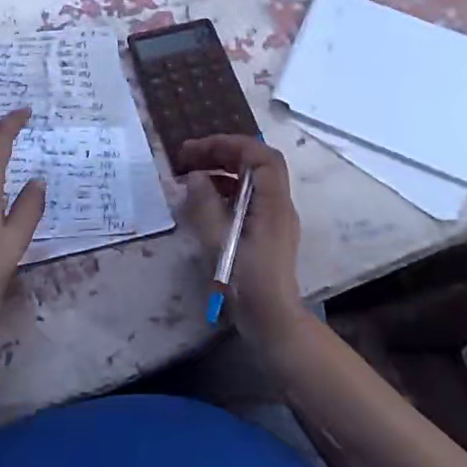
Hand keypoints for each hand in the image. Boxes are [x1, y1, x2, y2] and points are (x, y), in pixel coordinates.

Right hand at [179, 135, 309, 342]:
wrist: (272, 322)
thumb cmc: (246, 282)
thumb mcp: (218, 241)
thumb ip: (204, 204)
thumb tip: (194, 177)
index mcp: (273, 203)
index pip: (260, 156)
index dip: (230, 144)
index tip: (198, 149)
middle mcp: (278, 205)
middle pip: (255, 164)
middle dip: (221, 154)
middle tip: (187, 157)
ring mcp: (273, 220)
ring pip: (250, 181)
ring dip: (221, 171)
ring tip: (189, 176)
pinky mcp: (265, 233)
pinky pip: (246, 199)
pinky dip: (224, 191)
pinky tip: (201, 201)